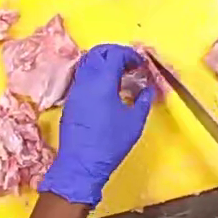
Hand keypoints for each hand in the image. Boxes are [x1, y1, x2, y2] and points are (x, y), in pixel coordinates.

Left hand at [40, 44, 155, 206]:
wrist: (81, 164)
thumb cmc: (110, 143)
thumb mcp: (134, 122)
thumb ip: (143, 101)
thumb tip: (147, 90)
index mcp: (102, 82)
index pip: (114, 54)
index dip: (129, 54)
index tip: (140, 63)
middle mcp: (85, 81)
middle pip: (97, 53)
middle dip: (115, 53)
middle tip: (129, 63)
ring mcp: (74, 90)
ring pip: (87, 63)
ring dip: (103, 62)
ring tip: (119, 74)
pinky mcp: (70, 101)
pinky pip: (82, 77)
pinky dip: (95, 74)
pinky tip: (106, 88)